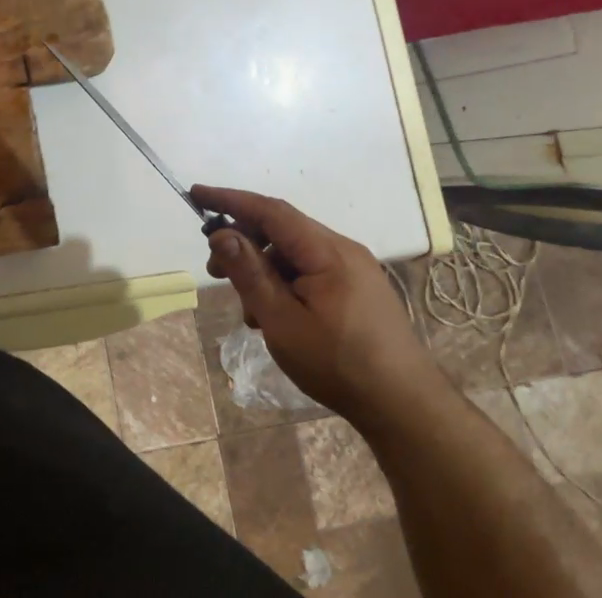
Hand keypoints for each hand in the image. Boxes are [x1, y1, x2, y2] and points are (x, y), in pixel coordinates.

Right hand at [195, 186, 448, 425]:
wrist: (405, 408)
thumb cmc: (338, 364)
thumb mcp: (282, 321)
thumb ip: (250, 273)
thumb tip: (221, 233)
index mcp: (328, 253)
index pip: (271, 211)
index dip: (230, 200)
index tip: (195, 194)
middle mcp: (344, 251)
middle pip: (281, 230)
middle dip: (242, 242)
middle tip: (213, 271)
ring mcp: (354, 271)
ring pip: (293, 253)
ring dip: (261, 269)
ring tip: (246, 307)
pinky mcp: (357, 290)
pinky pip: (309, 270)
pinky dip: (282, 282)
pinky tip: (273, 315)